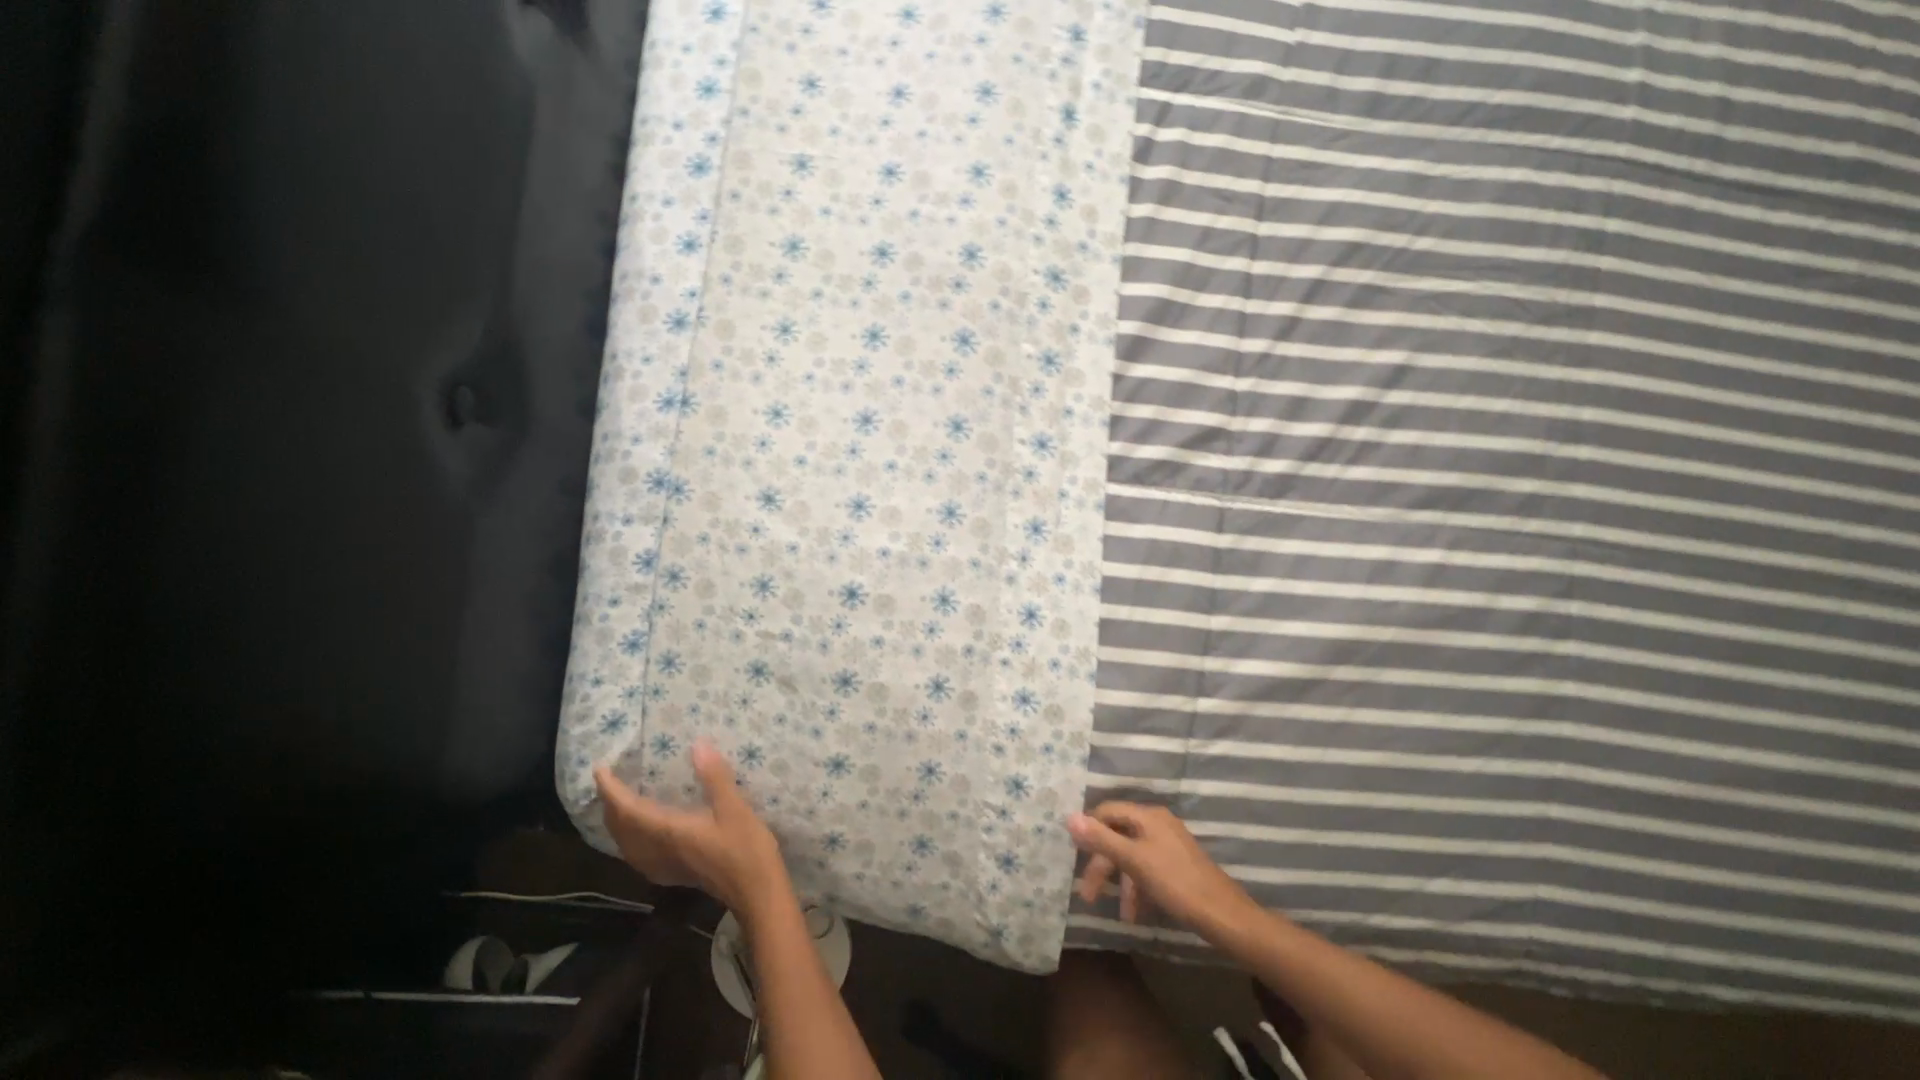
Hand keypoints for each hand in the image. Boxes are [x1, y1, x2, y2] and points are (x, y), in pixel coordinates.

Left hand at [594, 741, 789, 919]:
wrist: (756, 892)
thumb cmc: (746, 849)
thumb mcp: (735, 808)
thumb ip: (715, 777)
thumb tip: (698, 745)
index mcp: (668, 832)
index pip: (627, 809)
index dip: (611, 790)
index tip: (600, 769)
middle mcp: (658, 850)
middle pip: (621, 828)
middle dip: (610, 804)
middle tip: (608, 781)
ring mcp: (664, 866)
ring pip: (626, 843)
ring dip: (617, 822)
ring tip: (618, 803)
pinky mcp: (673, 874)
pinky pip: (637, 854)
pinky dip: (629, 839)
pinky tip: (640, 835)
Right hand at [1067, 802, 1259, 934]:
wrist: (1223, 915)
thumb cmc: (1176, 883)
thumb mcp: (1134, 860)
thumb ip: (1101, 839)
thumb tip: (1069, 817)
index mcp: (1148, 816)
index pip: (1107, 811)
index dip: (1088, 829)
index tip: (1074, 855)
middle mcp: (1157, 824)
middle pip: (1117, 836)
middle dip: (1102, 865)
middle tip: (1088, 894)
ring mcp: (1168, 845)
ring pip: (1131, 856)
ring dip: (1119, 883)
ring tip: (1113, 911)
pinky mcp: (1175, 865)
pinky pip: (1146, 870)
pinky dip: (1136, 889)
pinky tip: (1133, 913)